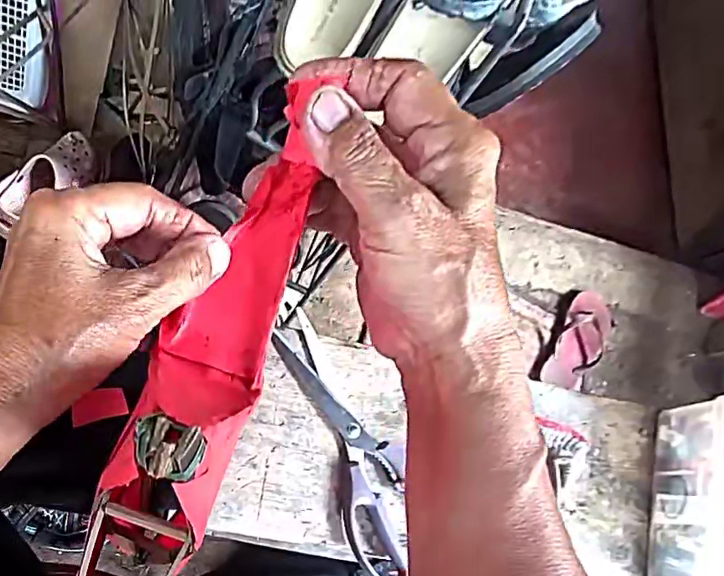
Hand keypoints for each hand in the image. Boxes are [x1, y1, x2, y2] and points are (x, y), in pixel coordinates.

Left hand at [0, 183, 230, 436]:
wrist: (5, 397)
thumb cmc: (45, 357)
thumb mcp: (131, 309)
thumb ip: (181, 274)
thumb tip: (212, 253)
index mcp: (64, 213)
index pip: (145, 200)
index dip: (186, 224)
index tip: (211, 248)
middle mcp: (46, 223)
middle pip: (127, 219)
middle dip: (169, 245)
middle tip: (200, 268)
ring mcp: (41, 252)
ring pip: (112, 245)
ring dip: (149, 264)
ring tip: (177, 287)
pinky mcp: (42, 280)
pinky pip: (95, 267)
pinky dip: (124, 280)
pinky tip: (143, 301)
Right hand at [246, 59, 525, 389]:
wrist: (442, 346)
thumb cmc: (448, 293)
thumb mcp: (401, 217)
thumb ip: (360, 161)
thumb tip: (326, 115)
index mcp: (449, 148)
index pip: (396, 85)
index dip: (349, 81)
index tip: (306, 90)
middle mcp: (425, 169)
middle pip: (363, 127)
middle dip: (318, 135)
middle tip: (283, 144)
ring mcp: (398, 202)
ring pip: (344, 167)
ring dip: (307, 173)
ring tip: (274, 182)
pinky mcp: (376, 232)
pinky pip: (337, 203)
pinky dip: (310, 204)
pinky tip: (290, 208)